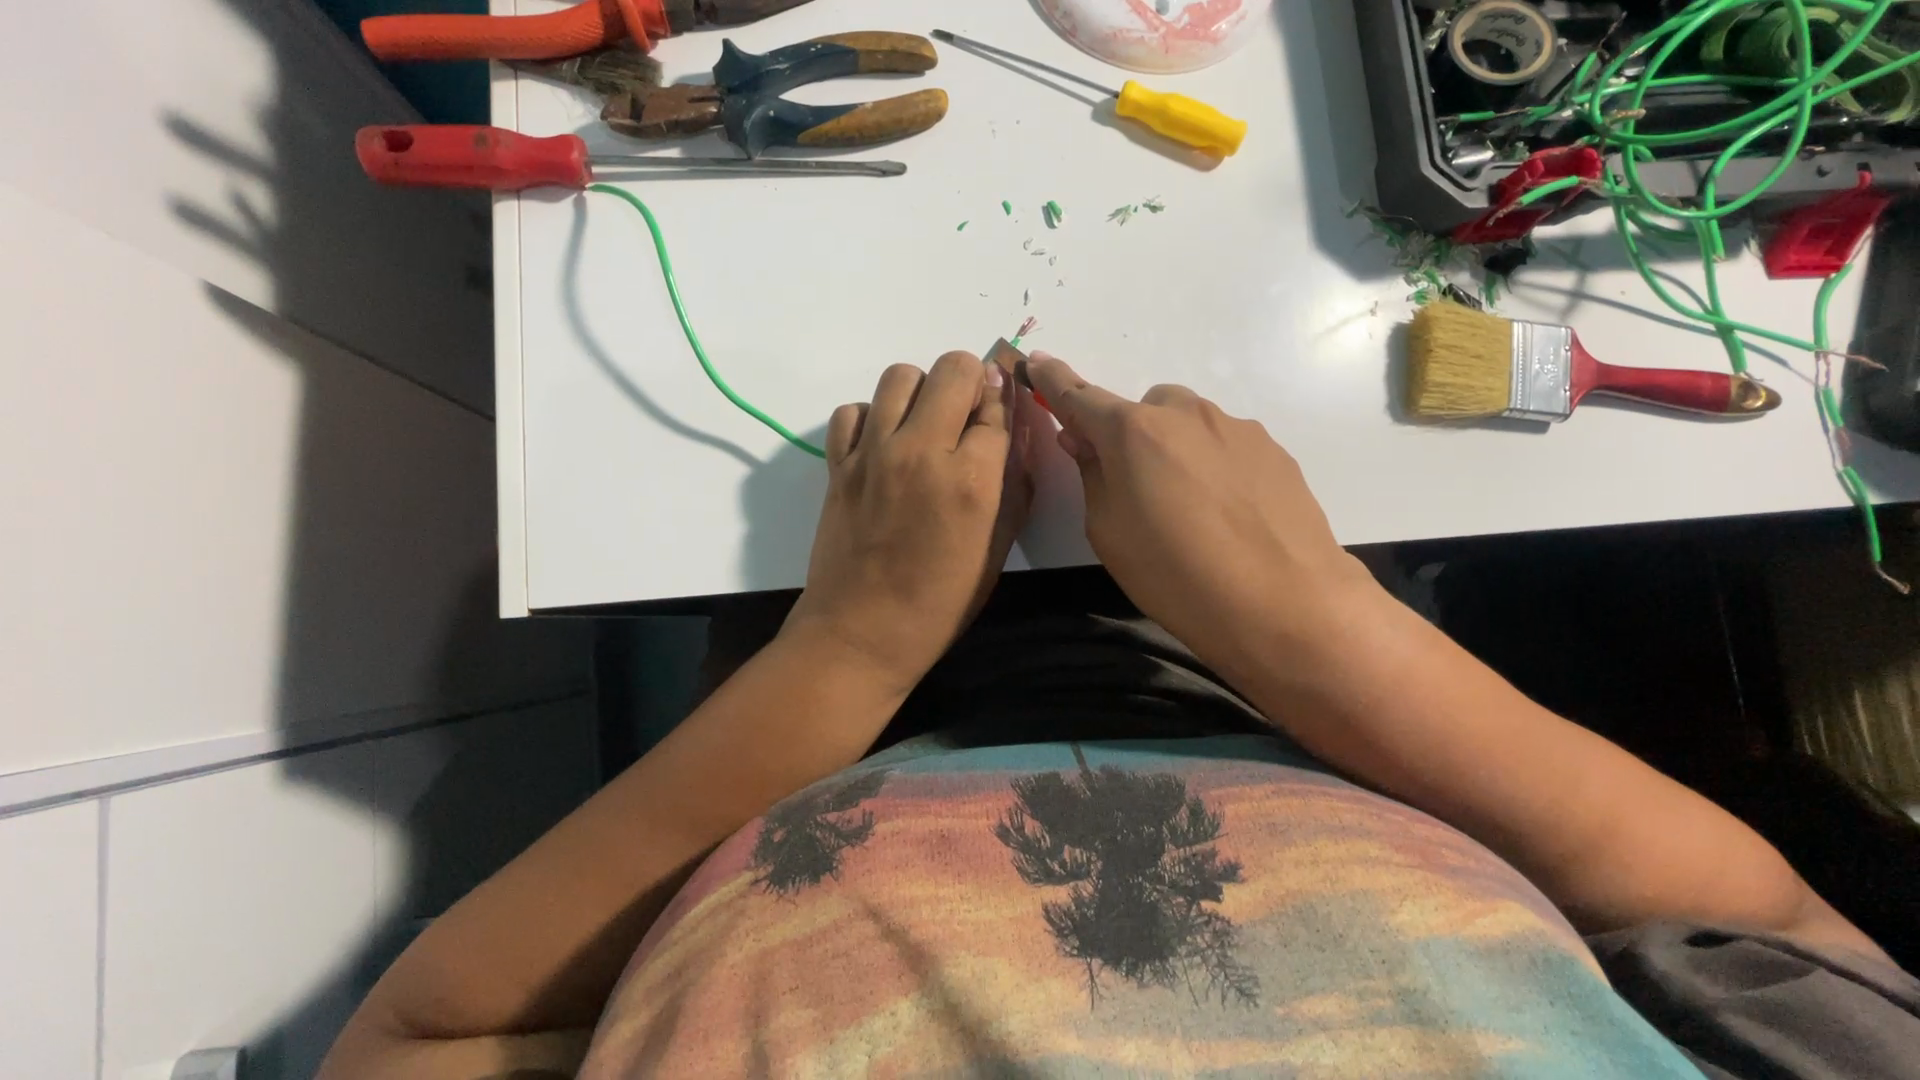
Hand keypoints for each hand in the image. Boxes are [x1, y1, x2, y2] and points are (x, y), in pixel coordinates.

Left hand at [784, 352, 1032, 692]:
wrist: (860, 632)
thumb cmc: (939, 604)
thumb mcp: (996, 550)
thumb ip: (1011, 486)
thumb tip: (1015, 434)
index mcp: (971, 478)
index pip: (997, 405)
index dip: (1003, 407)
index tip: (999, 417)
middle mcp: (922, 450)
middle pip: (953, 368)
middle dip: (970, 382)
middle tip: (965, 417)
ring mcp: (874, 453)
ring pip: (901, 375)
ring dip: (921, 391)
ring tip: (923, 427)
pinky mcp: (838, 464)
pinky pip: (854, 410)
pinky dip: (872, 417)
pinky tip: (882, 447)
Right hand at [1024, 353, 1374, 666]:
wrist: (1283, 602)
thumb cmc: (1175, 574)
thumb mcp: (1108, 533)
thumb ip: (1092, 475)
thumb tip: (1083, 438)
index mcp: (1133, 431)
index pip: (1079, 395)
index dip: (1053, 380)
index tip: (1036, 362)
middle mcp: (1185, 414)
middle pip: (1143, 410)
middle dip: (1133, 437)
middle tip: (1139, 490)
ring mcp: (1235, 428)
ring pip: (1190, 426)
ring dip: (1178, 452)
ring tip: (1194, 514)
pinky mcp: (1274, 450)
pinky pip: (1227, 447)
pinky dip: (1216, 469)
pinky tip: (1230, 518)